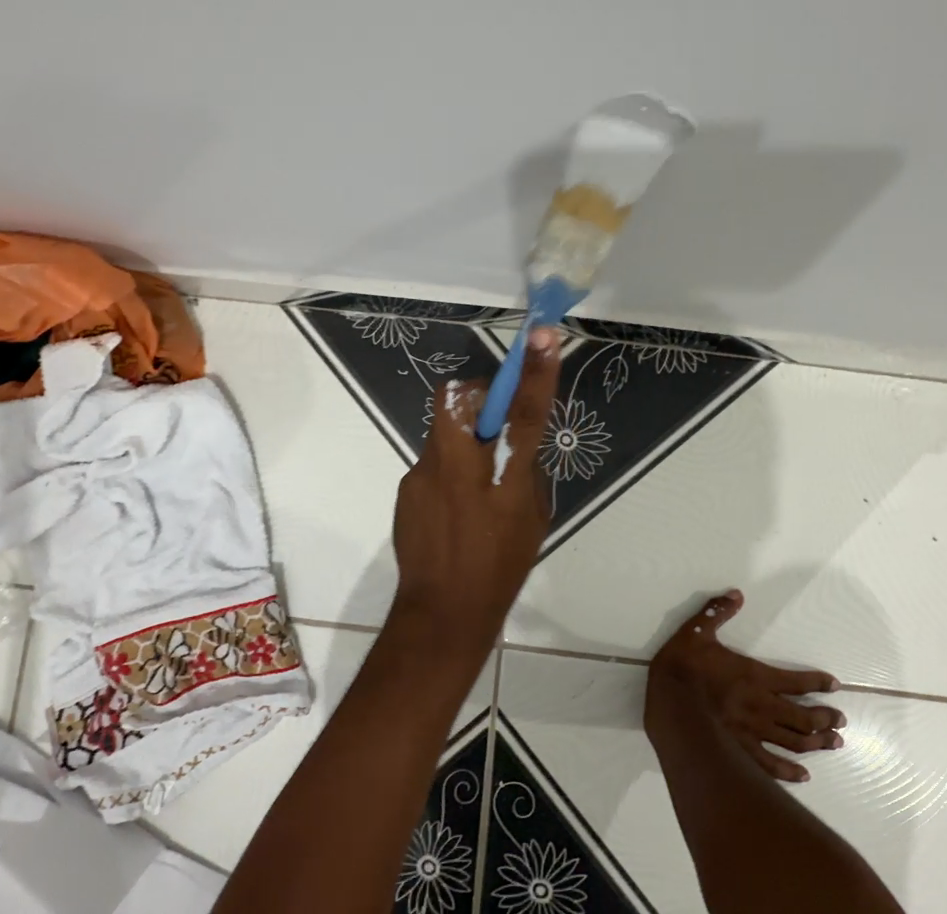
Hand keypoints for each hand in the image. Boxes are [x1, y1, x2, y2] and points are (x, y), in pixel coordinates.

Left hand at [390, 327, 563, 643]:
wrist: (442, 611)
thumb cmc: (500, 569)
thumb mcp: (532, 520)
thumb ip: (525, 473)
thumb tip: (514, 447)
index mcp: (503, 481)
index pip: (523, 415)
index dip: (534, 373)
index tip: (541, 335)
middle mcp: (457, 467)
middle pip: (456, 399)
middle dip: (476, 394)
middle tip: (491, 419)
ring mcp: (423, 474)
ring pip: (443, 430)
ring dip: (463, 438)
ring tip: (473, 482)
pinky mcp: (405, 486)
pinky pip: (433, 460)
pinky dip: (448, 468)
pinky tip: (454, 506)